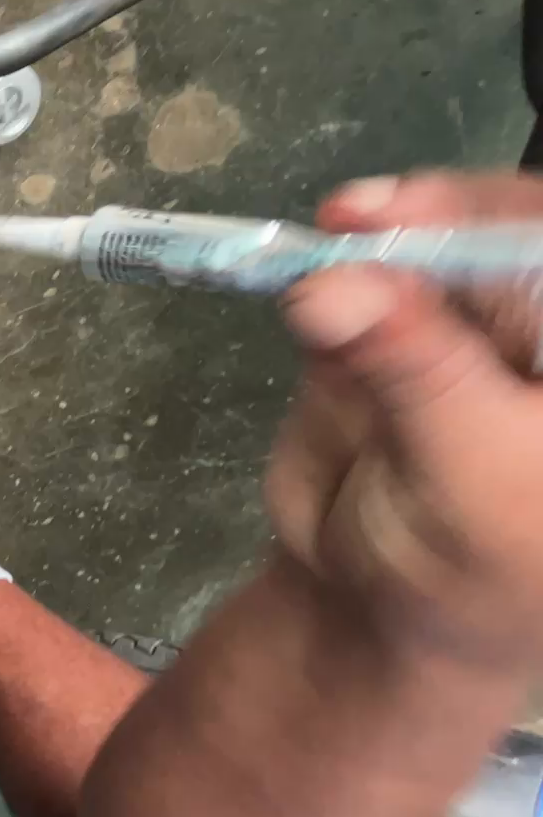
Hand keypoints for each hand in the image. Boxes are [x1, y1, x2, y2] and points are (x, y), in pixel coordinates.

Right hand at [268, 171, 542, 669]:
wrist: (374, 603)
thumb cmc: (474, 570)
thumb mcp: (469, 477)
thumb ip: (414, 376)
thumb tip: (328, 286)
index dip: (511, 227)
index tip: (415, 214)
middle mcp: (542, 341)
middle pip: (511, 245)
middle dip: (439, 219)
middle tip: (349, 216)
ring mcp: (465, 332)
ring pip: (428, 255)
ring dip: (369, 241)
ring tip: (319, 234)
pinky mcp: (380, 336)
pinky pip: (356, 284)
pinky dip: (323, 268)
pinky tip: (298, 263)